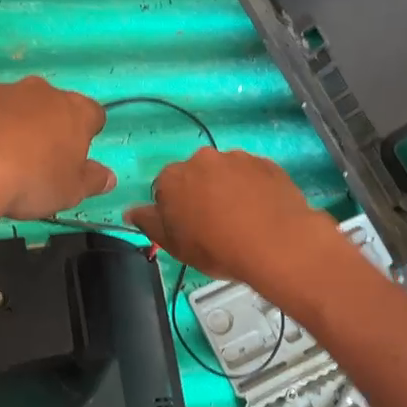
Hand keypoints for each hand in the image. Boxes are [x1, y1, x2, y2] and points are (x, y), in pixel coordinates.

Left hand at [0, 77, 113, 218]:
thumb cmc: (31, 180)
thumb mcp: (70, 191)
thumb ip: (91, 181)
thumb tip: (108, 177)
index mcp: (74, 111)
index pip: (93, 114)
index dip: (88, 133)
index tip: (77, 155)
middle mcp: (40, 92)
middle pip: (53, 105)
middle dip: (50, 127)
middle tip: (41, 160)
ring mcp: (0, 93)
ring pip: (16, 107)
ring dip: (15, 127)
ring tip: (3, 162)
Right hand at [125, 149, 343, 286]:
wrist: (275, 242)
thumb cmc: (217, 248)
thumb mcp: (174, 245)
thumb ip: (149, 223)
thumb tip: (131, 210)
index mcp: (173, 177)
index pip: (164, 189)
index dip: (176, 211)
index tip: (189, 230)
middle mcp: (202, 159)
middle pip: (195, 176)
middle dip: (201, 195)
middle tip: (215, 226)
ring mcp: (237, 158)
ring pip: (225, 173)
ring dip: (228, 190)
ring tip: (242, 220)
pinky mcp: (266, 163)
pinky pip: (252, 175)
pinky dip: (253, 189)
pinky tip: (261, 212)